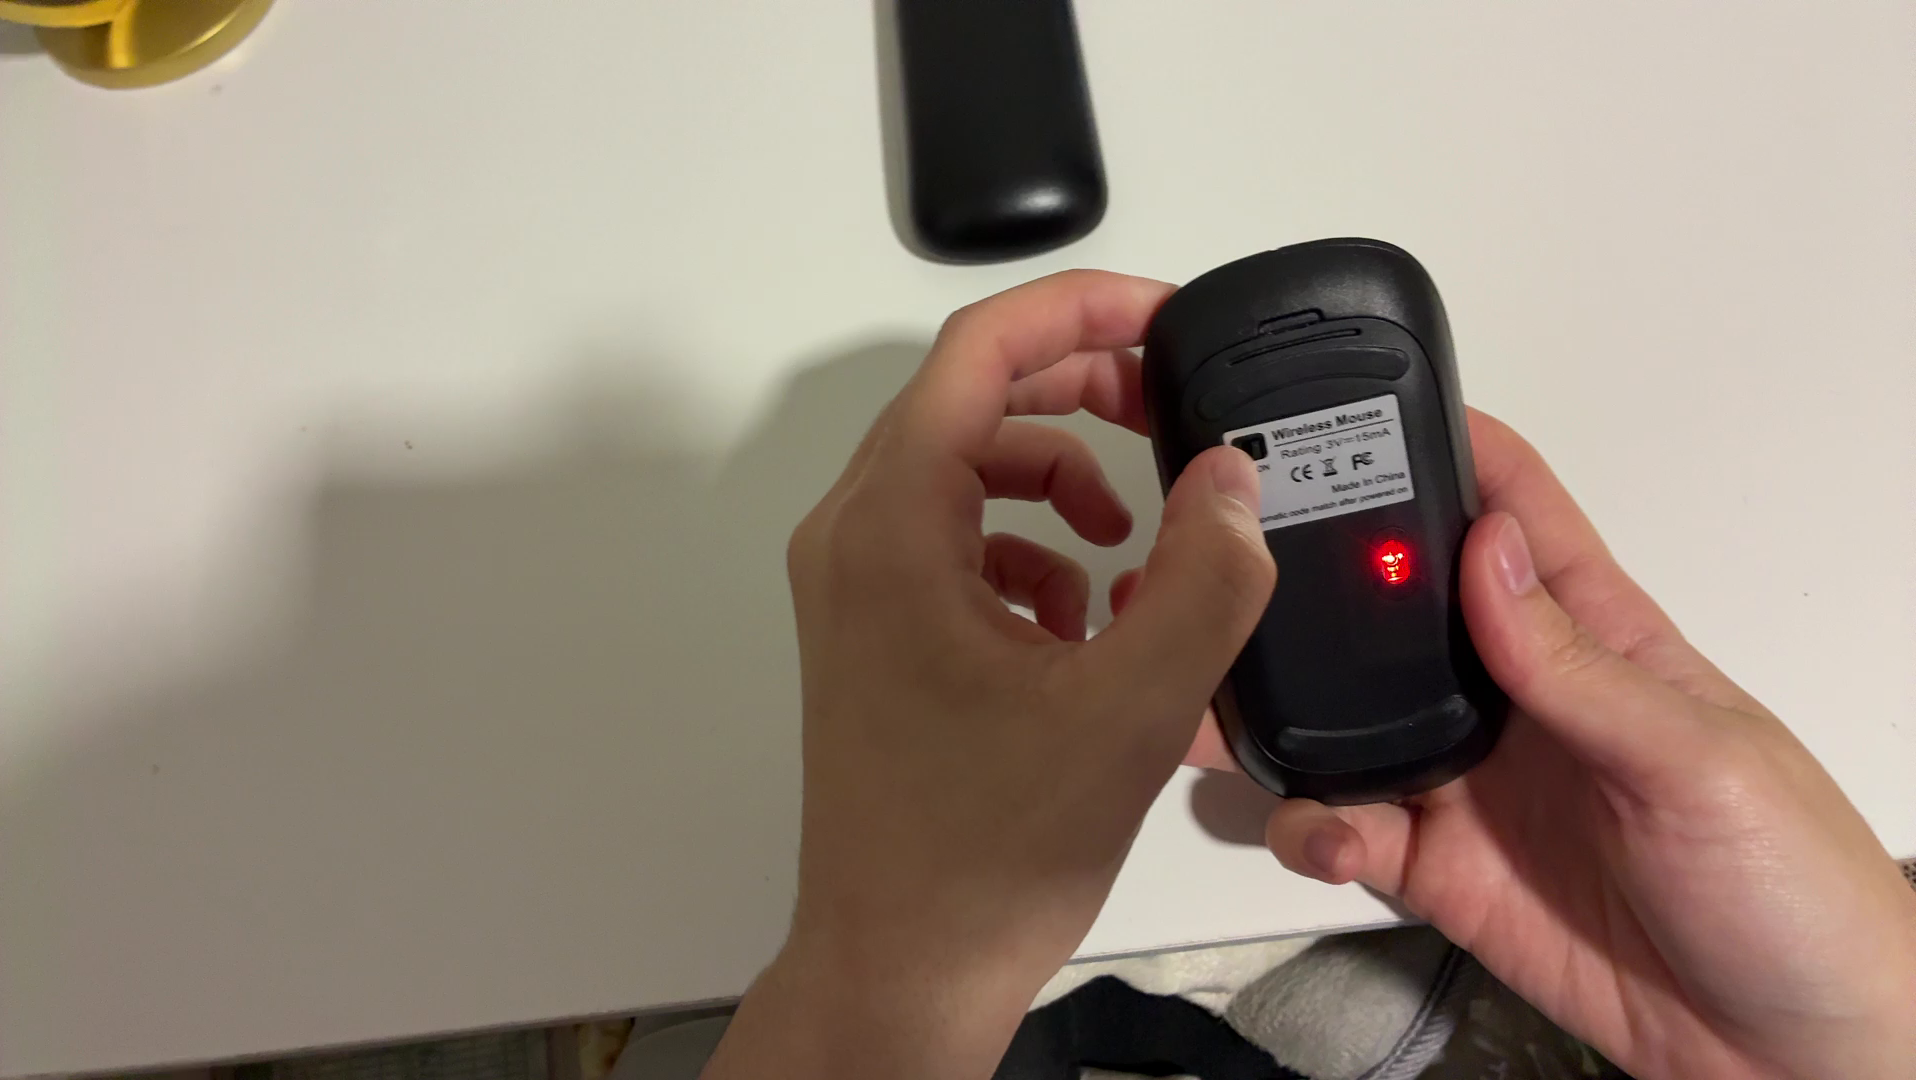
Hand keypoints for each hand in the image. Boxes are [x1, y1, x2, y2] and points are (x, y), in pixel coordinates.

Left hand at [703, 271, 1275, 1079]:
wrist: (900, 963)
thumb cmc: (992, 848)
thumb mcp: (1130, 708)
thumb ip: (1205, 577)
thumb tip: (1231, 478)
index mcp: (891, 524)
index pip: (977, 351)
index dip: (1078, 308)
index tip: (1163, 317)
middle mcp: (852, 534)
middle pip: (971, 403)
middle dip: (1078, 395)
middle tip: (1166, 419)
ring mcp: (854, 580)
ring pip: (967, 474)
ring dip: (1056, 486)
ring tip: (1125, 554)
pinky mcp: (873, 623)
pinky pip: (955, 541)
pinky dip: (1025, 553)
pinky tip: (1074, 623)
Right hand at [1244, 413, 1915, 1079]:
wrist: (1775, 1057)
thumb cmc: (1787, 889)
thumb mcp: (1698, 762)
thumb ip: (1581, 664)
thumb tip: (1489, 546)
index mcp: (1568, 631)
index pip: (1501, 508)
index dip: (1439, 447)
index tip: (1357, 411)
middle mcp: (1485, 684)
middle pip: (1373, 605)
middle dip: (1303, 581)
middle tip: (1229, 571)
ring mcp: (1438, 762)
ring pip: (1324, 710)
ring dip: (1265, 709)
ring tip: (1217, 714)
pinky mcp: (1410, 844)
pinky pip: (1329, 818)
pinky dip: (1308, 825)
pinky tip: (1327, 837)